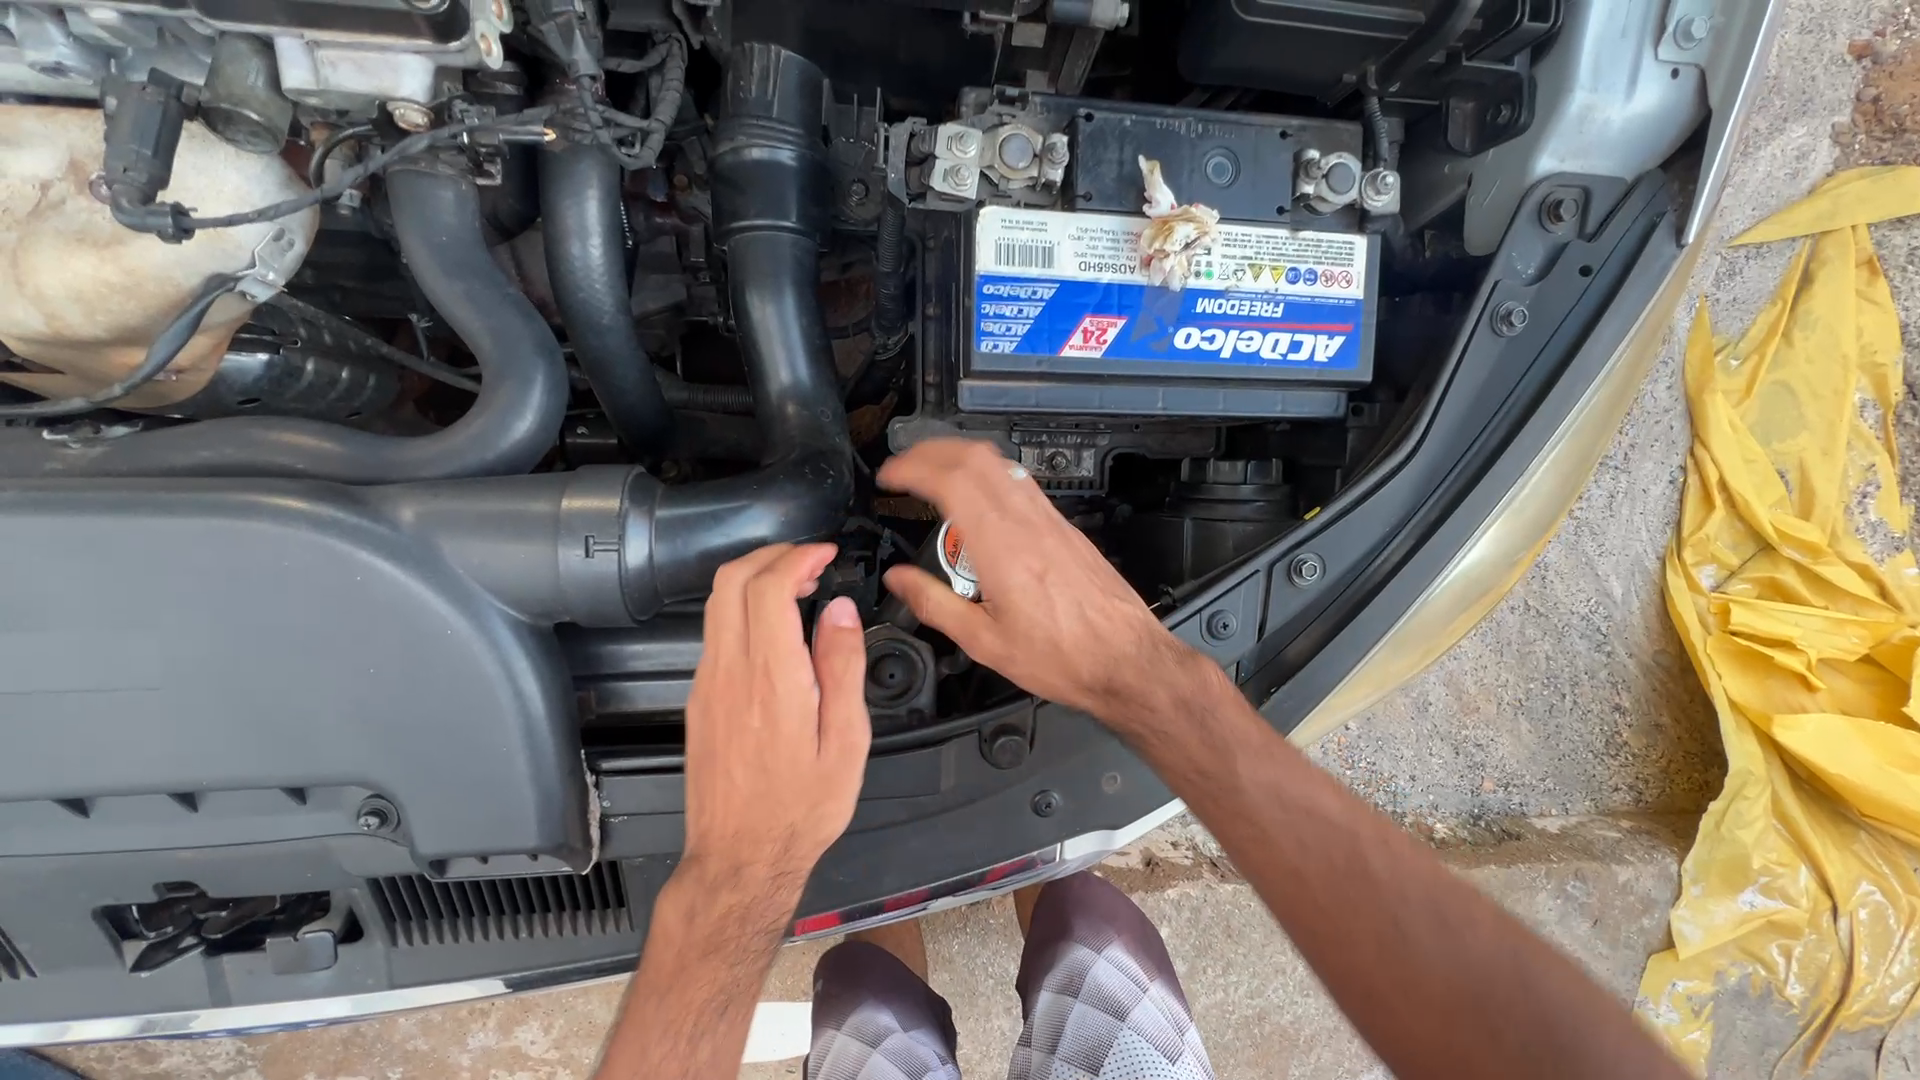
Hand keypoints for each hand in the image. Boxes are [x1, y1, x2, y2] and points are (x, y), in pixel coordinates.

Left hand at [682, 543, 871, 893]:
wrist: (741, 858)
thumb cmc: (800, 809)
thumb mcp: (846, 741)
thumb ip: (842, 666)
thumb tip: (840, 612)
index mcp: (771, 678)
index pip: (767, 586)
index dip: (797, 556)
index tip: (823, 555)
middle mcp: (729, 673)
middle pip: (730, 580)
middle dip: (771, 555)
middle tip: (810, 562)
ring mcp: (707, 685)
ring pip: (716, 603)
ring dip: (755, 579)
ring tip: (797, 589)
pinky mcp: (699, 700)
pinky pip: (715, 633)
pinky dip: (743, 609)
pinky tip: (775, 631)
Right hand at [877, 438, 1200, 725]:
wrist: (1125, 659)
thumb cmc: (1065, 656)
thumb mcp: (985, 642)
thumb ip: (934, 604)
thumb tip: (899, 580)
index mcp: (1001, 547)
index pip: (949, 481)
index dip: (912, 468)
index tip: (890, 475)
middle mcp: (1027, 523)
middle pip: (973, 457)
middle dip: (930, 451)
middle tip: (904, 465)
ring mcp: (1050, 521)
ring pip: (1000, 464)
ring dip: (960, 457)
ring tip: (935, 472)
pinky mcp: (1065, 528)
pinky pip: (1021, 482)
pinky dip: (989, 474)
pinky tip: (981, 497)